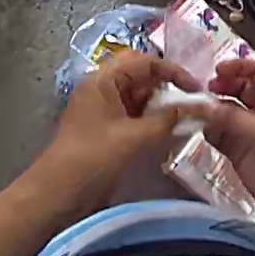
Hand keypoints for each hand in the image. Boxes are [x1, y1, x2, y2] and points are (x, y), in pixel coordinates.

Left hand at [35, 52, 201, 212]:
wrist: (56, 193)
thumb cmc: (92, 158)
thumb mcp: (134, 138)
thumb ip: (167, 121)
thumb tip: (198, 109)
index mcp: (104, 79)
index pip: (145, 61)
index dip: (173, 72)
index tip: (196, 89)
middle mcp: (102, 86)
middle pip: (141, 74)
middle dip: (167, 86)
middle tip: (189, 101)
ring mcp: (102, 106)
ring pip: (138, 94)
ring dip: (160, 103)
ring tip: (183, 117)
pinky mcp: (104, 125)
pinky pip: (132, 112)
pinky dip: (150, 117)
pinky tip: (166, 130)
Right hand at [204, 57, 254, 228]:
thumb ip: (232, 117)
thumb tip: (203, 105)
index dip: (239, 66)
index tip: (217, 70)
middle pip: (239, 88)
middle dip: (222, 87)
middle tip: (203, 91)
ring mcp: (249, 130)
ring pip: (227, 110)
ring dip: (212, 109)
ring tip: (196, 110)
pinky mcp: (238, 151)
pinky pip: (220, 134)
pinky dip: (210, 130)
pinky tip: (202, 130)